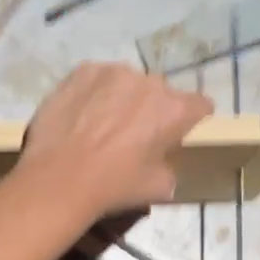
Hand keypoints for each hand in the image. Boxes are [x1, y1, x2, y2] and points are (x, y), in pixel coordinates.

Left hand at [16, 63, 212, 218]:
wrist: (59, 179)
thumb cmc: (113, 186)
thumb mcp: (158, 189)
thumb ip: (170, 167)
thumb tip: (162, 161)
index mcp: (174, 110)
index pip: (201, 105)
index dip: (194, 119)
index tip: (180, 132)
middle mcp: (149, 82)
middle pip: (161, 93)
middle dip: (154, 110)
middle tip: (135, 135)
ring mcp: (113, 72)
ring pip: (128, 83)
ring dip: (123, 98)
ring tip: (103, 125)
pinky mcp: (83, 71)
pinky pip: (98, 79)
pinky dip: (96, 93)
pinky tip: (82, 116)